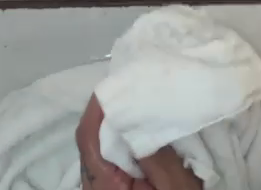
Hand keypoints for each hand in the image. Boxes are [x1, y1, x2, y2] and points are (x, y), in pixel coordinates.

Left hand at [75, 97, 203, 189]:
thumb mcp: (173, 184)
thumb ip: (154, 151)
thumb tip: (139, 111)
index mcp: (104, 187)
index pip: (87, 138)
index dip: (99, 106)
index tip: (120, 82)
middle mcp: (94, 188)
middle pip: (90, 139)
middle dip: (110, 112)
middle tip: (138, 86)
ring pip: (98, 148)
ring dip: (117, 125)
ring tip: (141, 103)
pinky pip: (108, 158)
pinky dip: (122, 140)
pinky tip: (140, 130)